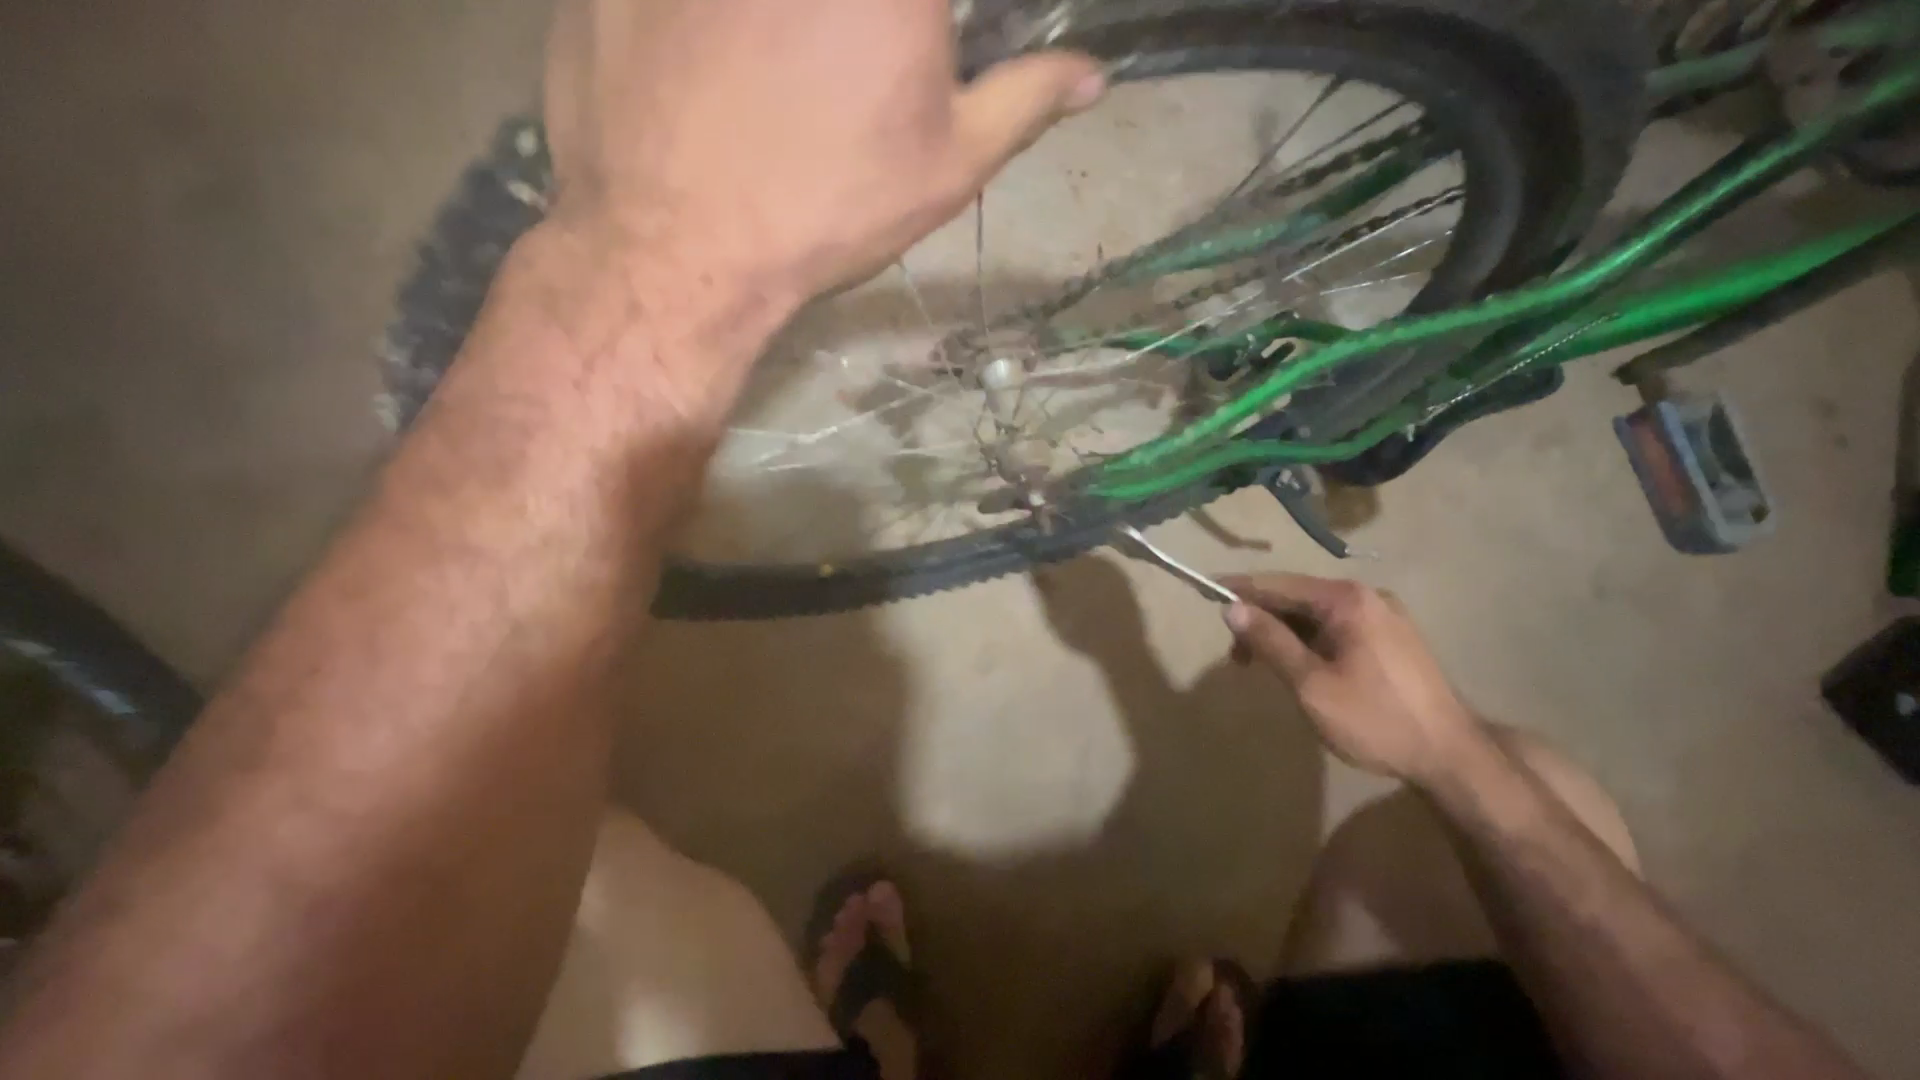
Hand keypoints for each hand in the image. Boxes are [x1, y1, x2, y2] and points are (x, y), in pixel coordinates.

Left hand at [542, 0, 1105, 309]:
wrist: (677, 252)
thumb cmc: (828, 208)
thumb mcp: (948, 164)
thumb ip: (1025, 100)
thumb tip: (1090, 73)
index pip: (923, 0)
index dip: (921, 27)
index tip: (915, 54)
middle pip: (848, 3)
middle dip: (857, 35)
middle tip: (841, 76)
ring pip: (766, 4)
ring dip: (779, 34)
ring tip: (773, 81)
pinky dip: (698, 23)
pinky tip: (703, 67)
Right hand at [1221, 574, 1487, 782]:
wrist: (1451, 755)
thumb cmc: (1375, 719)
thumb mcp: (1311, 684)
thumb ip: (1270, 642)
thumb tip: (1231, 608)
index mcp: (1347, 601)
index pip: (1279, 584)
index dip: (1240, 588)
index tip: (1205, 589)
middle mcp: (1368, 597)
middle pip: (1298, 597)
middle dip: (1262, 619)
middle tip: (1235, 655)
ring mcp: (1386, 616)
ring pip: (1318, 615)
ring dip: (1286, 634)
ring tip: (1264, 667)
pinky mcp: (1395, 638)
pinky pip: (1339, 627)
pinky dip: (1311, 641)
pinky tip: (1302, 667)